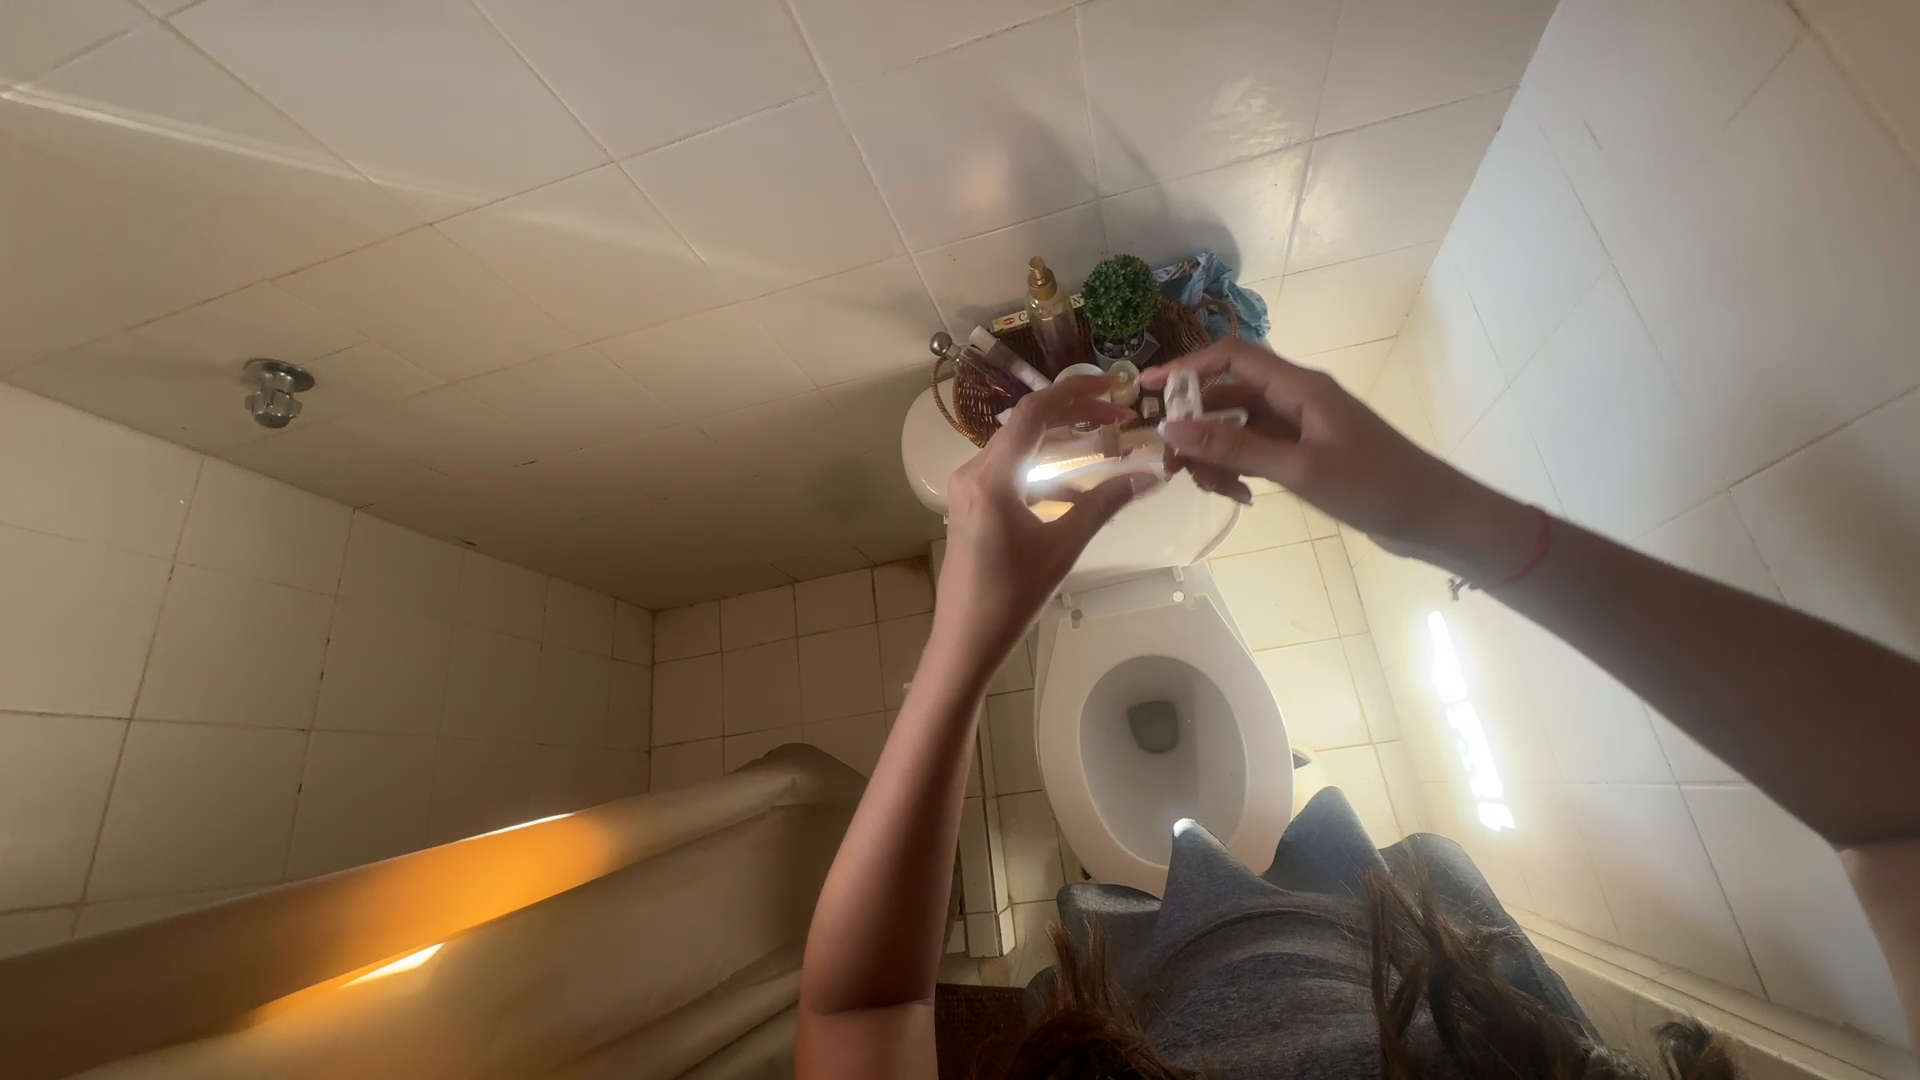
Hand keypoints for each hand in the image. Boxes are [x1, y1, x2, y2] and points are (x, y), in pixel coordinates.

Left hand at [934, 375, 1160, 662]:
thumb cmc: (1012, 597)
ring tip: (1106, 446)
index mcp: (991, 477)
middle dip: (1074, 416)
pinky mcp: (971, 507)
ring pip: (1020, 451)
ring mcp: (968, 490)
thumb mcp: (1063, 547)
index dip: (1076, 391)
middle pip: (1027, 427)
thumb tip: (1150, 475)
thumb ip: (1104, 504)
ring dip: (1061, 446)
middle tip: (1119, 416)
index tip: (1114, 386)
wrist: (965, 640)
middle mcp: (973, 473)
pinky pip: (1011, 477)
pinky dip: (1044, 476)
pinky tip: (1077, 493)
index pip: (1035, 413)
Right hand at [1138, 339, 1532, 571]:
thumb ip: (1233, 448)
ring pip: (1237, 429)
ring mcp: (1299, 426)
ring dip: (1215, 455)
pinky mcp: (1303, 452)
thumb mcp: (1298, 469)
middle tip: (1173, 465)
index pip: (1232, 357)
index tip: (1146, 389)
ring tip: (1215, 490)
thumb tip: (1171, 428)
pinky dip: (1238, 469)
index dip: (1186, 367)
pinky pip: (1254, 451)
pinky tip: (1240, 496)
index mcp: (1299, 387)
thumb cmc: (1375, 486)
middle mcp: (1295, 399)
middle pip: (1227, 397)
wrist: (1435, 518)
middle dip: (1195, 427)